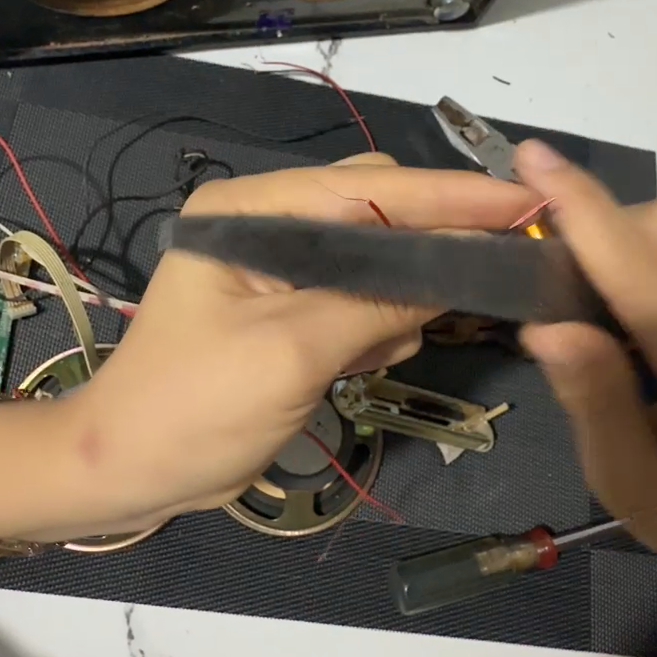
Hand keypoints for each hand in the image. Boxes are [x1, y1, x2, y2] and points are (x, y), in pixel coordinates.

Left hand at [42, 153, 535, 537]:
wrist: (129, 470)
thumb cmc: (193, 408)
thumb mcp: (290, 352)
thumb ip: (375, 301)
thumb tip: (459, 267)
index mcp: (250, 211)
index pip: (366, 185)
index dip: (450, 194)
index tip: (527, 202)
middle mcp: (265, 224)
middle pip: (374, 209)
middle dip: (434, 237)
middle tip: (502, 264)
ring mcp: (277, 267)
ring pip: (373, 254)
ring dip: (407, 286)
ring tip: (419, 327)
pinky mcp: (288, 309)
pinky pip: (357, 296)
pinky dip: (381, 318)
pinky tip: (378, 350)